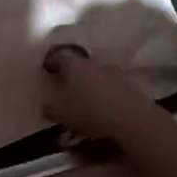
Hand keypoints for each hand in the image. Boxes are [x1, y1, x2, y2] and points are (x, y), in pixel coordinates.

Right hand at [42, 46, 169, 142]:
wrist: (131, 118)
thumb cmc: (89, 112)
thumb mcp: (61, 114)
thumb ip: (50, 108)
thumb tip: (46, 105)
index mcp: (73, 65)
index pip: (57, 58)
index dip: (50, 65)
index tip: (46, 72)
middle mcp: (93, 62)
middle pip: (77, 66)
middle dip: (71, 76)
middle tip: (64, 89)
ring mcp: (112, 70)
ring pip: (94, 74)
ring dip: (89, 84)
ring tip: (84, 100)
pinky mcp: (128, 82)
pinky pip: (109, 85)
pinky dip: (103, 92)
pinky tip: (102, 105)